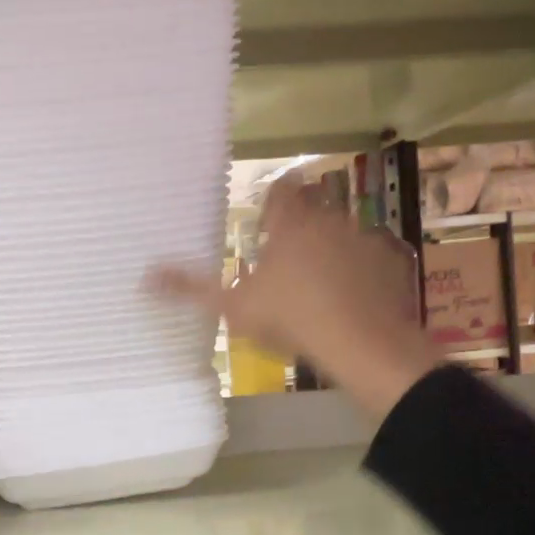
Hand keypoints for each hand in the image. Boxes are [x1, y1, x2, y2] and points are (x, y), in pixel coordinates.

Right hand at [151, 177, 441, 419]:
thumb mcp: (232, 307)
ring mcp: (365, 240)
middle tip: (283, 257)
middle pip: (313, 209)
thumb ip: (190, 288)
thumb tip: (144, 276)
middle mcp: (329, 220)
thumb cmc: (290, 318)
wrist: (362, 345)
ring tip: (315, 283)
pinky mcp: (390, 263)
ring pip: (342, 233)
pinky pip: (370, 259)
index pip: (282, 189)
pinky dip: (359, 271)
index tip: (267, 216)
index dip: (275, 197)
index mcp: (290, 224)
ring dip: (330, 248)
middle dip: (299, 226)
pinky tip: (348, 299)